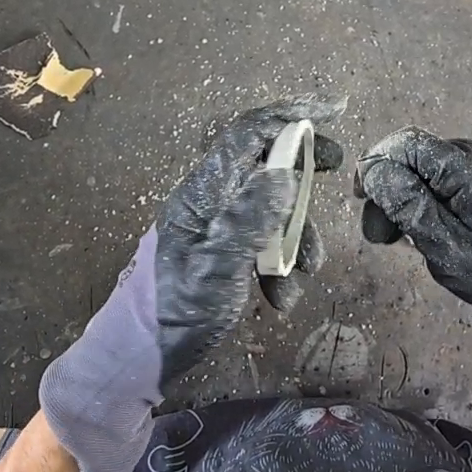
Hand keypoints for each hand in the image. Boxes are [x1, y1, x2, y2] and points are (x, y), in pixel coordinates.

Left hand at [40, 97, 344, 471]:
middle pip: (265, 160)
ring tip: (308, 268)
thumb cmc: (172, 313)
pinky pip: (262, 242)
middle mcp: (211, 198)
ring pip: (271, 205)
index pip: (248, 132)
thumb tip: (286, 173)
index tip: (333, 110)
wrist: (137, 361)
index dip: (291, 114)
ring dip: (296, 233)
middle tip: (334, 168)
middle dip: (303, 165)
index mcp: (204, 191)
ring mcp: (217, 225)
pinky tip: (281, 298)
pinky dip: (279, 265)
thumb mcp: (215, 268)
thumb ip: (248, 219)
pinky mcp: (223, 252)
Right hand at [357, 127, 471, 362]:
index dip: (377, 163)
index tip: (360, 197)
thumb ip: (407, 203)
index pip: (409, 143)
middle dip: (388, 190)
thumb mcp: (442, 244)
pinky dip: (418, 200)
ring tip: (394, 238)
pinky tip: (414, 229)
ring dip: (400, 200)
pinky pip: (434, 178)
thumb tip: (372, 168)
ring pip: (419, 169)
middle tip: (378, 235)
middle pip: (412, 156)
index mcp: (471, 168)